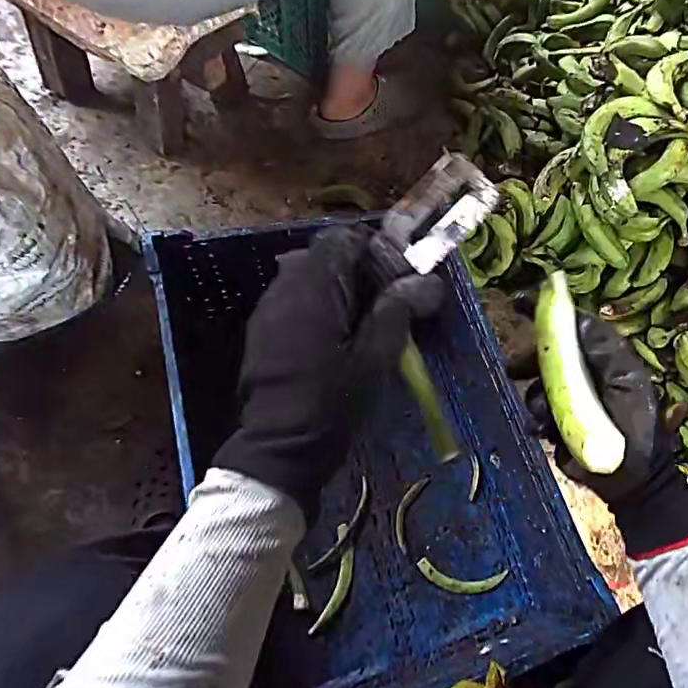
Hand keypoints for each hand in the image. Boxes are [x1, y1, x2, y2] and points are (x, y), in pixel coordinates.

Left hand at [216, 226, 444, 515]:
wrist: (280, 448)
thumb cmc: (332, 403)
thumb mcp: (375, 359)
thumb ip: (396, 312)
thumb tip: (424, 281)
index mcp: (313, 290)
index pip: (342, 239)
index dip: (375, 248)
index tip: (398, 275)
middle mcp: (285, 289)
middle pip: (325, 256)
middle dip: (360, 269)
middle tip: (388, 300)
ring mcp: (268, 310)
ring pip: (310, 278)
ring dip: (340, 288)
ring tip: (365, 320)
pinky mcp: (263, 331)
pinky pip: (296, 300)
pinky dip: (321, 306)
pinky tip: (337, 337)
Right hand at [521, 312, 687, 556]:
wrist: (634, 481)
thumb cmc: (638, 428)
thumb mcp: (626, 381)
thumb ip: (603, 349)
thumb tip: (577, 318)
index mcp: (606, 360)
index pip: (575, 329)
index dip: (550, 316)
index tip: (521, 304)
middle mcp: (586, 375)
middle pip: (549, 356)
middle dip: (530, 361)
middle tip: (514, 368)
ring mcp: (570, 400)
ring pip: (538, 385)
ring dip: (535, 398)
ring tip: (544, 418)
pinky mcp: (559, 425)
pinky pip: (537, 413)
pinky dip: (536, 420)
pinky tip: (542, 430)